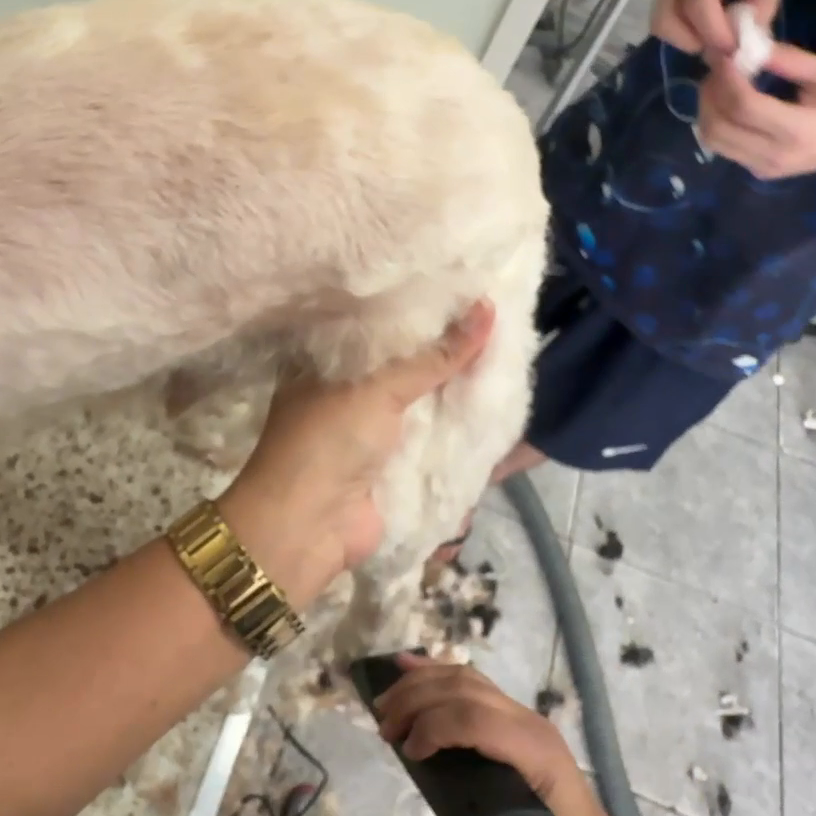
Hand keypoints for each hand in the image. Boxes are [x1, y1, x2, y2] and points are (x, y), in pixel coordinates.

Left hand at [219, 302, 494, 586]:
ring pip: (418, 405)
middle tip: (496, 320)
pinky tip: (493, 406)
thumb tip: (486, 308)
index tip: (458, 290)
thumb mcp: (378, 388)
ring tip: (506, 354)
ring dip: (454, 392)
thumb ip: (434, 357)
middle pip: (402, 368)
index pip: (374, 328)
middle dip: (442, 354)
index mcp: (322, 365)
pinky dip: (454, 430)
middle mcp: (342, 394)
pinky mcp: (388, 468)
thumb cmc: (329, 440)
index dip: (413, 312)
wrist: (309, 524)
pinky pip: (428, 441)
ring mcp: (366, 433)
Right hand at [369, 653, 585, 805]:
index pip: (472, 718)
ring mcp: (521, 713)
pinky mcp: (512, 715)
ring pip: (464, 677)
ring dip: (419, 683)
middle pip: (463, 688)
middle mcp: (527, 720)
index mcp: (532, 749)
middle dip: (416, 699)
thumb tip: (426, 769)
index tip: (407, 752)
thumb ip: (476, 803)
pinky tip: (408, 666)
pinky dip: (436, 672)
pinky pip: (471, 682)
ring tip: (386, 702)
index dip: (431, 727)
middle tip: (385, 725)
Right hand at [652, 0, 797, 56]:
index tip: (734, 50)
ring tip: (713, 36)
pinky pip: (663, 13)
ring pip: (660, 21)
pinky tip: (705, 24)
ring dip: (684, 37)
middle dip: (692, 40)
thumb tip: (749, 43)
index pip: (697, 4)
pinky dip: (680, 27)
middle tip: (720, 47)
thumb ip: (762, 2)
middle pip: (666, 19)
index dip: (713, 33)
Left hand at [698, 43, 815, 178]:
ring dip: (708, 111)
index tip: (721, 54)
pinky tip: (728, 103)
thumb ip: (789, 62)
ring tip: (719, 83)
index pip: (742, 106)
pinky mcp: (763, 172)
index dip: (725, 78)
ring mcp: (766, 168)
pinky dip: (718, 125)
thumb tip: (749, 44)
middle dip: (709, 95)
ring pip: (714, 142)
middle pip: (718, 127)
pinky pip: (726, 149)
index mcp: (798, 130)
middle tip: (716, 68)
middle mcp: (774, 156)